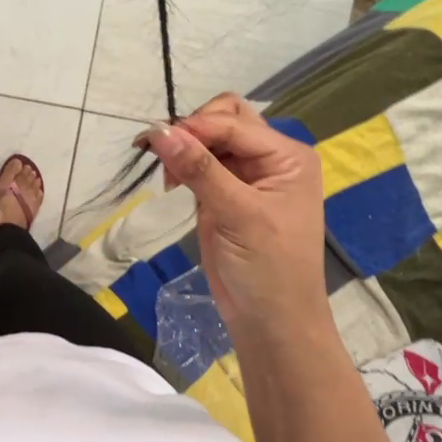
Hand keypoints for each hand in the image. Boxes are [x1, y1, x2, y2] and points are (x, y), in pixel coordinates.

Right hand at [142, 94, 327, 332]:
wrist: (270, 321)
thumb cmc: (267, 267)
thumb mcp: (237, 214)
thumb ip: (199, 169)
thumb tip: (160, 131)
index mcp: (286, 156)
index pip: (233, 123)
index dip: (194, 127)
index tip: (154, 140)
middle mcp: (269, 159)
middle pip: (224, 121)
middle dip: (191, 131)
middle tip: (164, 156)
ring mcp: (246, 177)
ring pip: (208, 141)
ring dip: (184, 149)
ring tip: (167, 177)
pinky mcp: (224, 195)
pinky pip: (200, 166)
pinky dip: (182, 168)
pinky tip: (171, 185)